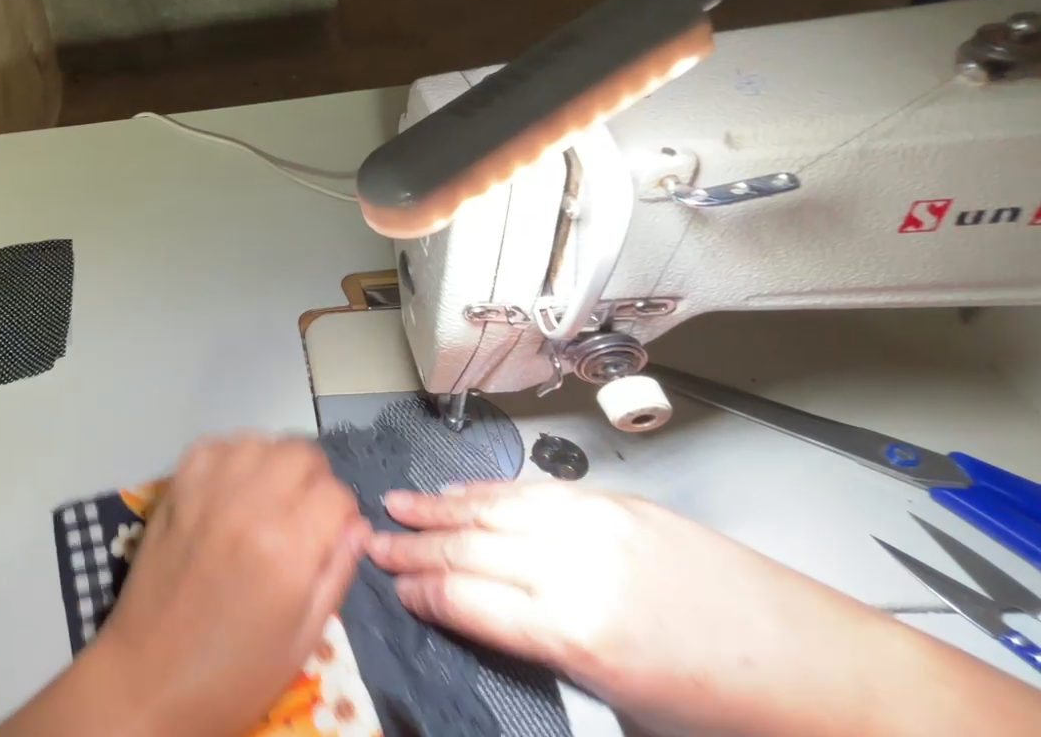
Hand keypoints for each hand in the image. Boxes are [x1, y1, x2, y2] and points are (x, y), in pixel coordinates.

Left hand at [25, 435, 366, 736]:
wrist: (149, 679)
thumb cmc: (234, 674)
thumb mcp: (304, 638)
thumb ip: (337, 573)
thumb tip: (357, 526)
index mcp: (288, 546)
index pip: (337, 494)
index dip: (342, 515)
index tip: (331, 536)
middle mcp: (247, 504)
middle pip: (300, 452)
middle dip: (313, 479)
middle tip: (303, 514)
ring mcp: (205, 491)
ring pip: (257, 440)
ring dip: (272, 463)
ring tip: (268, 498)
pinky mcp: (173, 489)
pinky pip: (211, 446)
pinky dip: (230, 457)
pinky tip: (231, 487)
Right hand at [368, 482, 1022, 736]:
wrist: (827, 673)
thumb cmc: (729, 707)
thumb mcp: (620, 700)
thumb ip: (542, 647)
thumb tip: (481, 614)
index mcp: (576, 632)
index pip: (467, 599)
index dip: (422, 591)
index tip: (394, 587)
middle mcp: (579, 568)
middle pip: (469, 547)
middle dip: (414, 546)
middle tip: (372, 543)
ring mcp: (600, 527)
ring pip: (494, 508)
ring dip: (440, 506)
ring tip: (397, 504)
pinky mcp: (623, 504)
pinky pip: (538, 491)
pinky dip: (491, 491)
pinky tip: (463, 492)